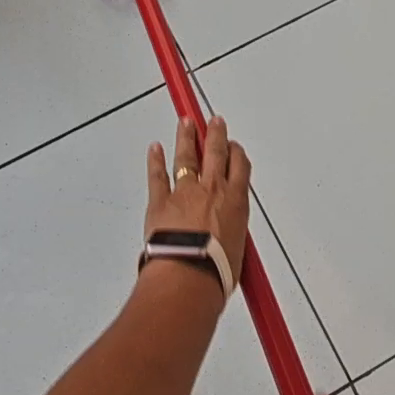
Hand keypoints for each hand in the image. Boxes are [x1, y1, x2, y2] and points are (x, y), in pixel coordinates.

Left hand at [145, 116, 250, 281]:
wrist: (188, 272)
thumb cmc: (216, 269)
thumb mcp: (238, 253)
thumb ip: (232, 238)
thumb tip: (228, 245)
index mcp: (235, 201)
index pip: (239, 166)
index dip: (236, 153)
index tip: (233, 147)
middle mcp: (212, 190)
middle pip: (215, 152)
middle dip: (215, 134)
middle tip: (214, 121)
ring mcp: (184, 192)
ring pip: (186, 157)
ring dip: (186, 137)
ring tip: (185, 122)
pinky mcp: (160, 201)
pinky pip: (157, 175)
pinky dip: (155, 160)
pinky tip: (155, 148)